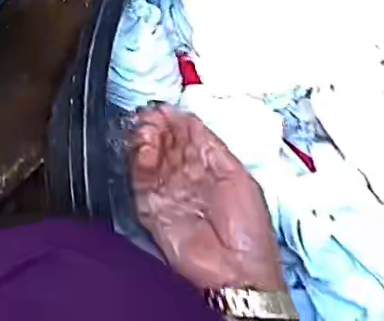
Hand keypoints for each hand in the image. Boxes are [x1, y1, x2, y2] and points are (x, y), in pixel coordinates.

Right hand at [129, 105, 286, 292]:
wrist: (238, 274)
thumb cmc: (249, 232)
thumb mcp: (238, 177)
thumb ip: (210, 145)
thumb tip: (186, 117)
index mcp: (203, 164)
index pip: (179, 131)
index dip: (169, 118)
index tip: (161, 108)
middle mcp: (181, 173)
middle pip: (159, 139)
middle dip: (152, 124)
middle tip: (148, 116)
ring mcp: (164, 189)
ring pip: (145, 154)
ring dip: (141, 138)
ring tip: (144, 130)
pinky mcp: (149, 207)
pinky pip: (136, 179)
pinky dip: (135, 161)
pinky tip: (141, 150)